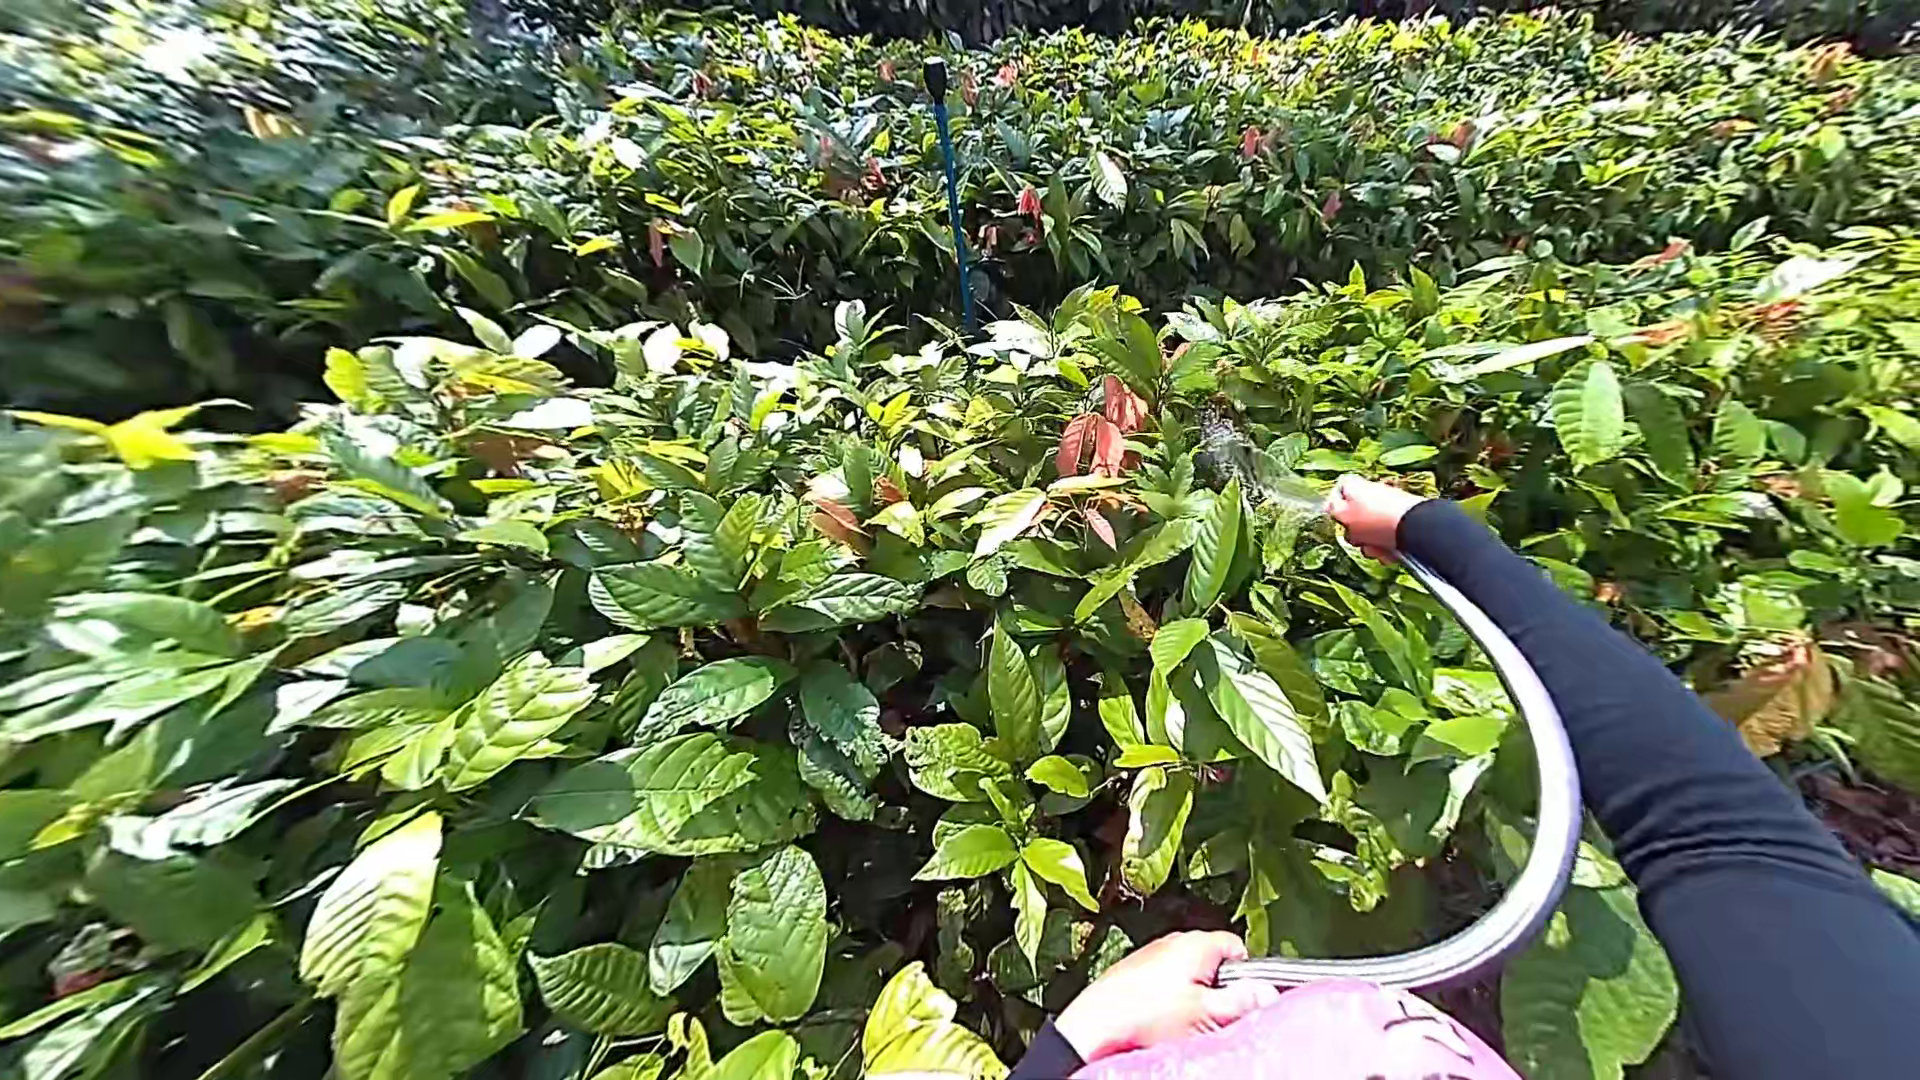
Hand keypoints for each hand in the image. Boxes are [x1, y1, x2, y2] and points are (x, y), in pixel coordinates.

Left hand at [1052, 930, 1280, 1062]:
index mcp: (1195, 943)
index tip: (1249, 997)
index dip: (1248, 972)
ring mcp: (1156, 952)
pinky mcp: (1141, 968)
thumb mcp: (1206, 1012)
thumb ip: (1241, 1001)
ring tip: (1193, 1022)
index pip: (1235, 945)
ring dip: (1198, 993)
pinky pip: (1170, 978)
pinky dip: (1175, 995)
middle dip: (1222, 986)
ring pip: (1191, 970)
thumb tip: (1269, 993)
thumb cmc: (1150, 1013)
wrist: (1103, 1019)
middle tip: (1221, 1016)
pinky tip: (1169, 1018)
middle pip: (1214, 959)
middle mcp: (1175, 940)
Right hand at [1325, 474, 1427, 562]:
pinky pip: (1389, 538)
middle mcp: (1374, 494)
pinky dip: (1388, 548)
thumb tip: (1329, 506)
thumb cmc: (1374, 520)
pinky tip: (1390, 553)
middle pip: (1355, 516)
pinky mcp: (1406, 524)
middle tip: (1358, 539)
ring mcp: (1391, 509)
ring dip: (1371, 545)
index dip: (1334, 505)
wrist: (1417, 529)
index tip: (1336, 519)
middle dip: (1355, 533)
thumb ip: (1332, 509)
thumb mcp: (1343, 514)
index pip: (1340, 489)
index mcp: (1357, 486)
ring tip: (1378, 550)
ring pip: (1371, 531)